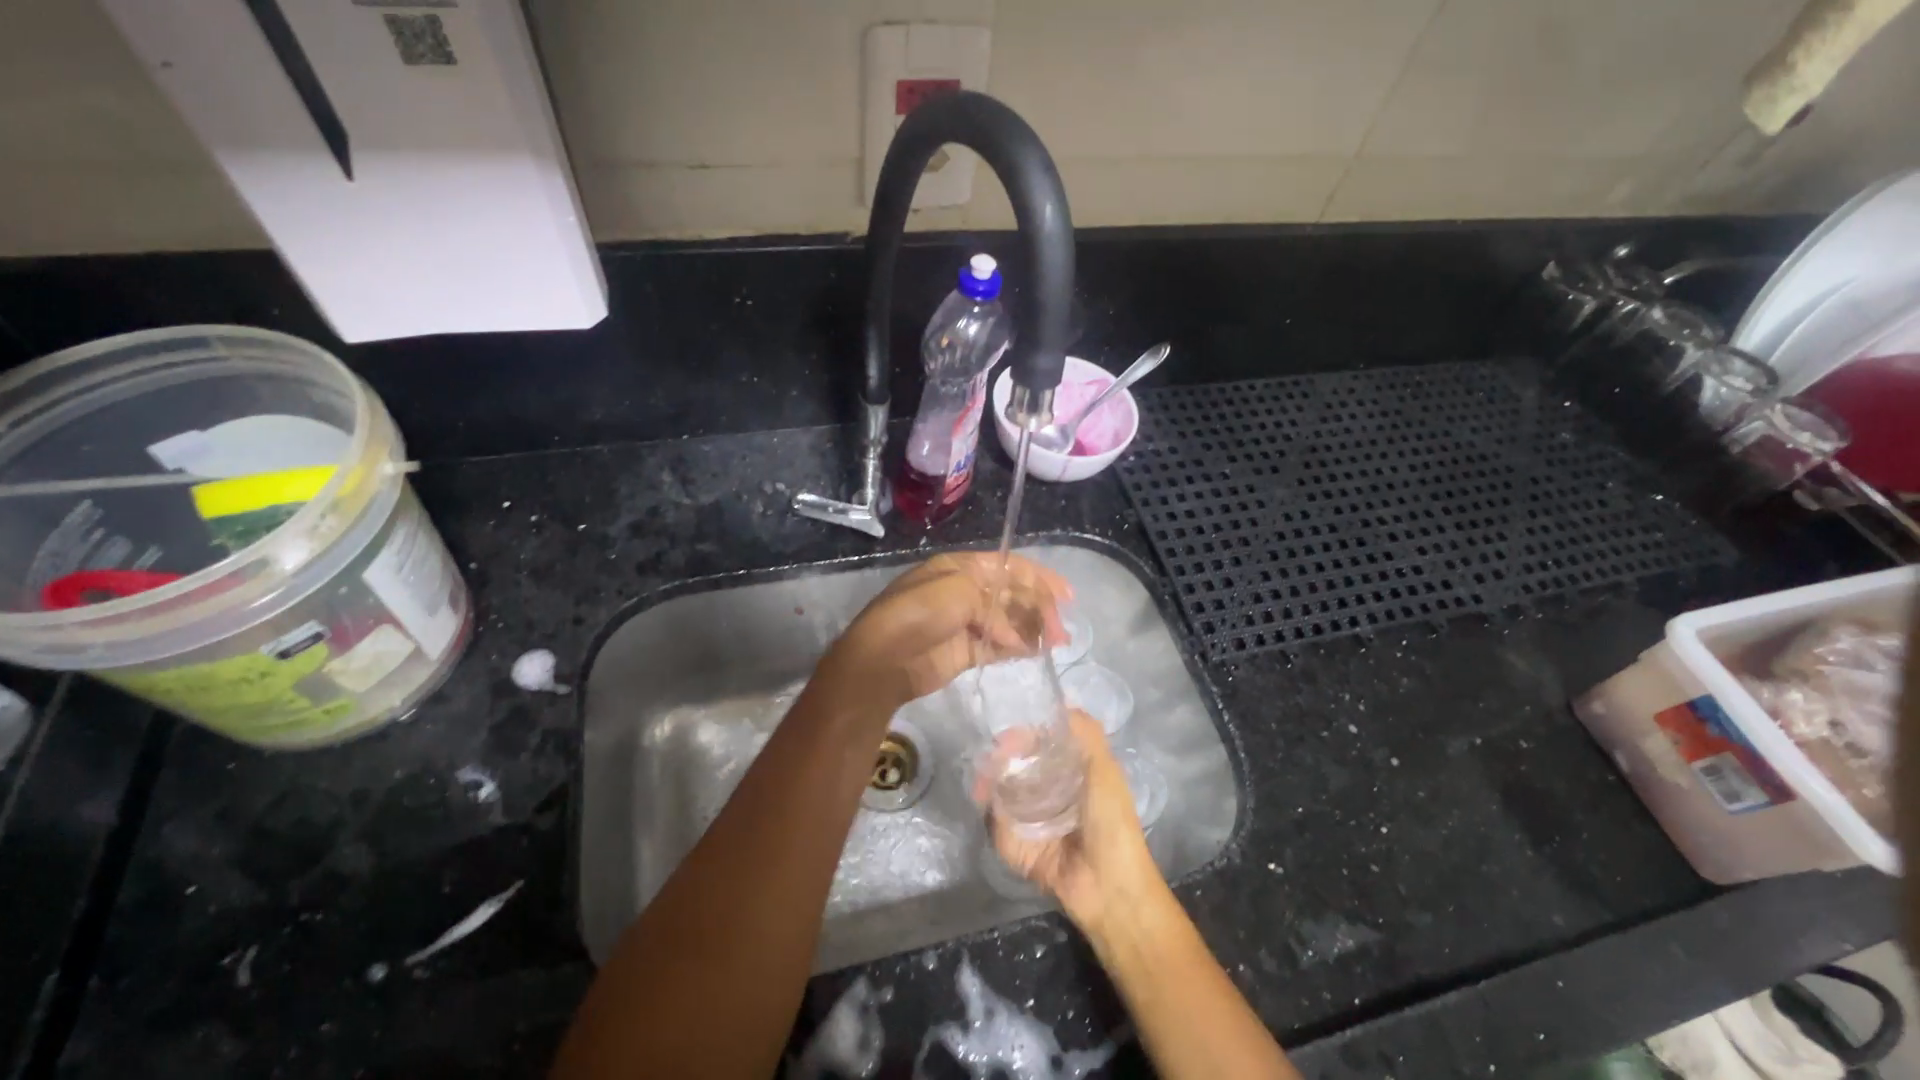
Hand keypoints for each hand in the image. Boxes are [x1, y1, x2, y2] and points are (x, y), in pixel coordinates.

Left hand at [815, 552, 1071, 714]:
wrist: (884, 657)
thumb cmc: (919, 613)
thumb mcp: (959, 591)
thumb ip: (994, 605)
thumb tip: (1013, 634)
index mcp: (961, 568)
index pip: (1009, 566)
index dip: (1040, 578)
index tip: (1066, 596)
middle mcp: (965, 592)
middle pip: (1012, 595)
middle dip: (1040, 608)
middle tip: (1060, 631)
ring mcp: (965, 623)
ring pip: (1009, 622)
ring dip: (1033, 629)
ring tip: (1055, 643)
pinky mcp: (965, 652)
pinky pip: (998, 647)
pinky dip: (1018, 648)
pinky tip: (1036, 652)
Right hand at [979, 709, 1162, 932]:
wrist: (1107, 886)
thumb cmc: (1112, 824)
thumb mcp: (1105, 770)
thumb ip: (1086, 734)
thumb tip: (1060, 703)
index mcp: (1073, 773)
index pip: (1040, 743)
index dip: (1024, 735)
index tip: (1009, 735)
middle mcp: (1049, 791)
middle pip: (1016, 763)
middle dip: (1000, 756)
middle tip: (991, 756)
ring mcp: (1029, 818)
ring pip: (1000, 788)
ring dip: (989, 779)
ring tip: (984, 778)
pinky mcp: (1014, 842)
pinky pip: (995, 819)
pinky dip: (989, 807)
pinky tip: (984, 797)